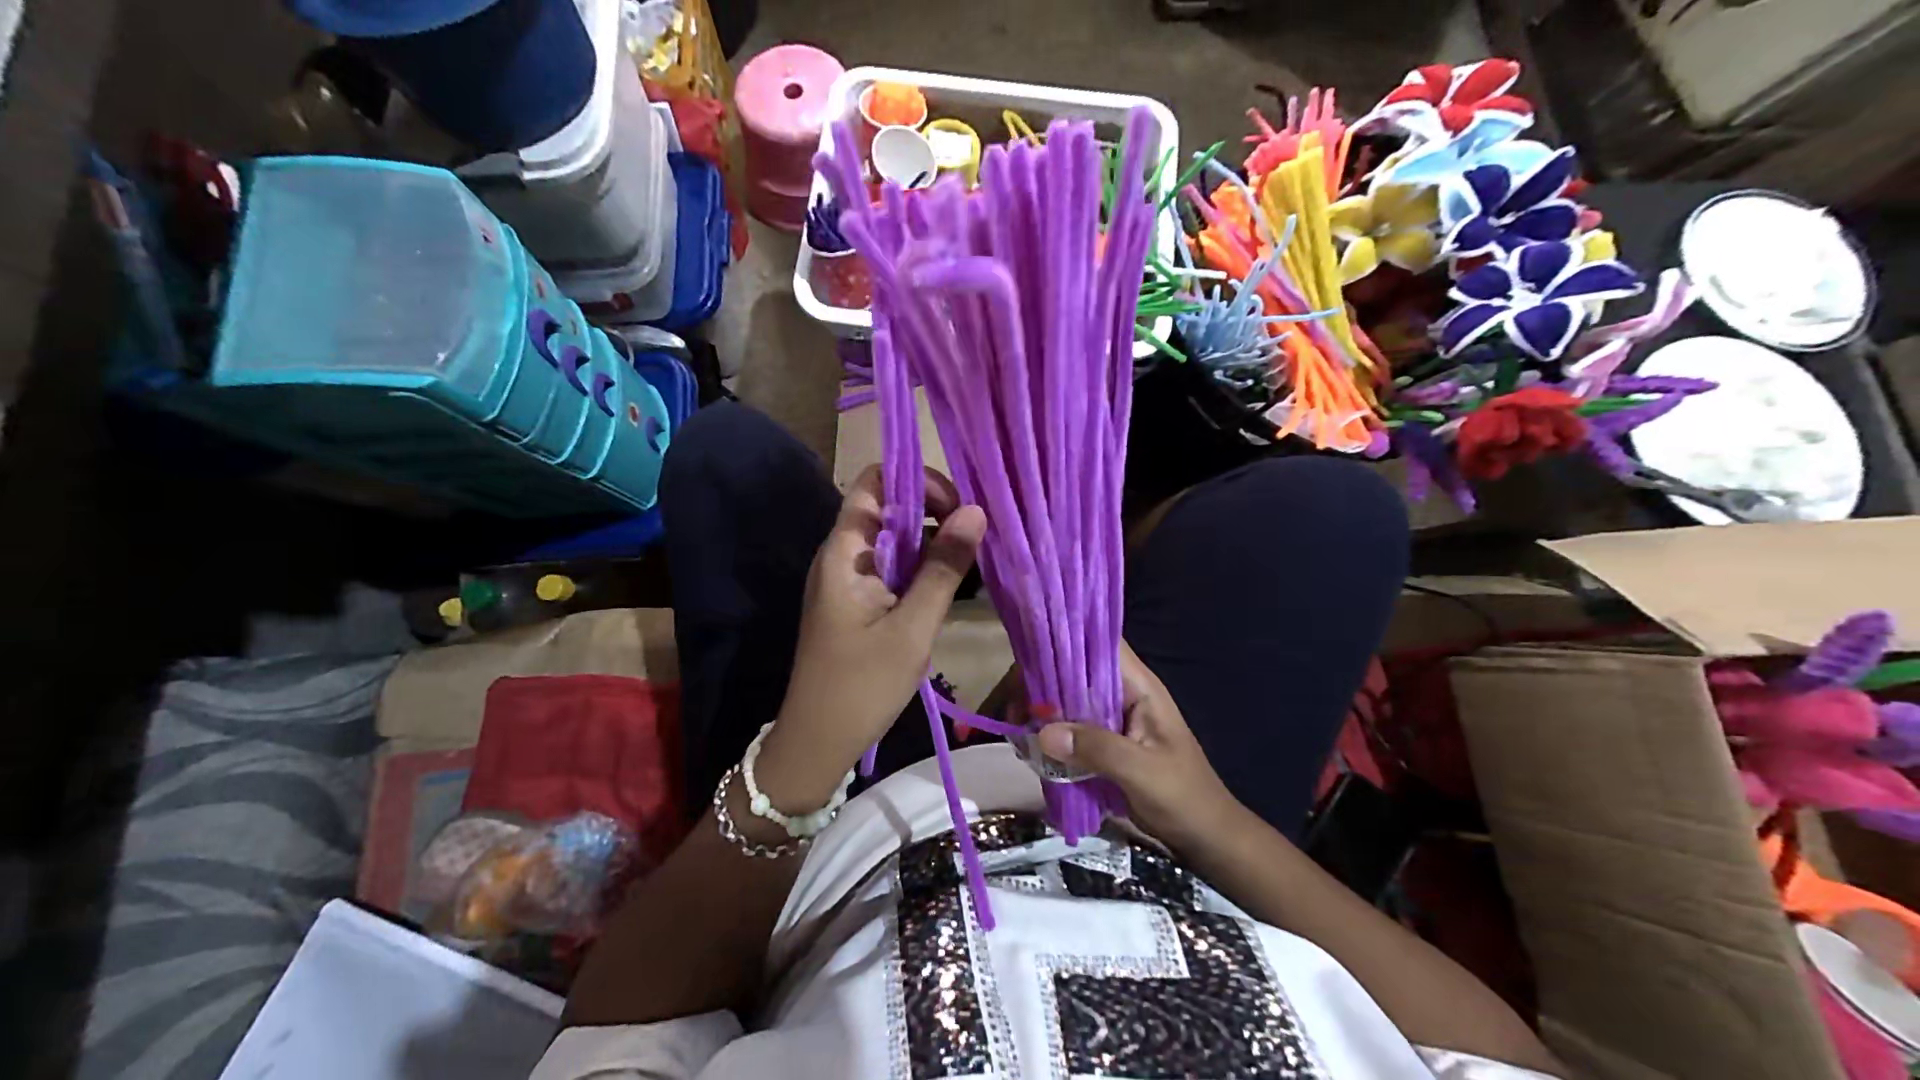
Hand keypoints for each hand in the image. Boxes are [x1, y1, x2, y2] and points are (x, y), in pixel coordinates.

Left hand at [756, 465, 985, 810]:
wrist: (818, 741)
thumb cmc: (861, 686)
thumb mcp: (912, 628)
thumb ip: (943, 569)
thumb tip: (976, 512)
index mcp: (845, 551)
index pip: (875, 481)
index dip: (917, 480)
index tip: (958, 508)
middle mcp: (843, 555)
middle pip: (888, 506)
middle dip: (933, 510)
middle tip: (974, 536)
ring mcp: (849, 579)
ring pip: (893, 538)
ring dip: (931, 541)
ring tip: (971, 559)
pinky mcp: (858, 602)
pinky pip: (892, 567)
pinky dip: (921, 567)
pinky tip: (949, 584)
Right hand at [1033, 643, 1248, 853]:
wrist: (1204, 837)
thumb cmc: (1184, 797)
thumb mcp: (1142, 772)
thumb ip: (1097, 749)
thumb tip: (1042, 732)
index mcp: (1138, 686)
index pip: (1099, 643)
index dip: (1065, 637)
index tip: (1028, 654)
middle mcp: (1120, 693)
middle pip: (1073, 668)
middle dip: (1041, 681)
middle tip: (1015, 709)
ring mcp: (1109, 717)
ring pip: (1066, 697)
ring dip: (1039, 709)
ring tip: (1015, 728)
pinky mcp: (1100, 741)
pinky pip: (1067, 726)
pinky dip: (1046, 732)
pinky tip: (1027, 746)